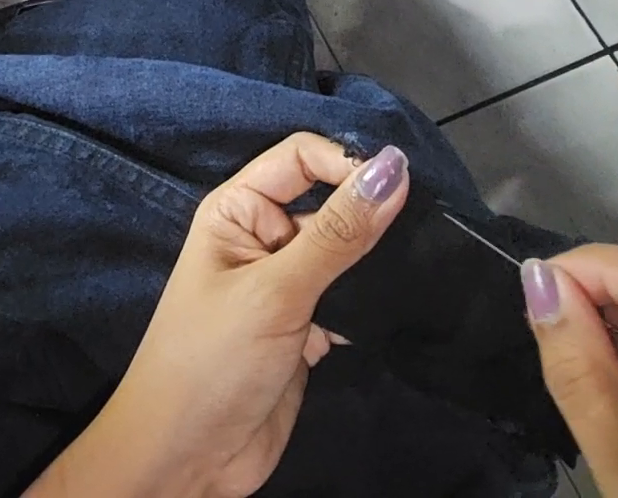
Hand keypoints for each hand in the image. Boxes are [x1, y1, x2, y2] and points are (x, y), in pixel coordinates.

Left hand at [25, 133, 409, 497]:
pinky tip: (402, 310)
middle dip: (372, 213)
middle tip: (431, 229)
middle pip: (329, 201)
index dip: (347, 164)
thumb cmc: (214, 359)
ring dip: (377, 260)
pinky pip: (350, 295)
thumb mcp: (276, 291)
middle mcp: (263, 235)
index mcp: (239, 208)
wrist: (186, 459)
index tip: (404, 189)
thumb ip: (337, 233)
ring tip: (427, 265)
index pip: (301, 157)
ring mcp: (286, 282)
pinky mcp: (306, 325)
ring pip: (345, 251)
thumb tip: (391, 167)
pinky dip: (373, 302)